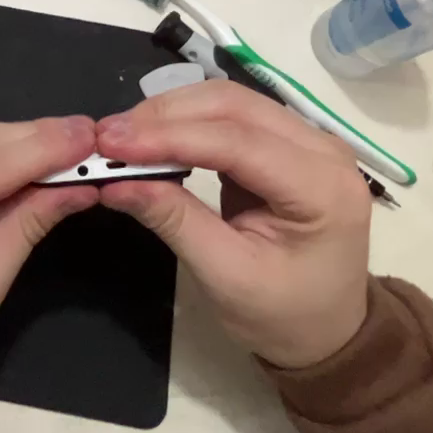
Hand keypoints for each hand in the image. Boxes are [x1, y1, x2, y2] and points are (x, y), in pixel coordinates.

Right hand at [95, 82, 371, 368]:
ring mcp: (305, 139)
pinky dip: (182, 120)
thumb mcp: (224, 276)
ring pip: (227, 101)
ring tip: (120, 137)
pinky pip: (227, 114)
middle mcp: (322, 149)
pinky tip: (150, 137)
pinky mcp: (283, 141)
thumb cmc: (281, 314)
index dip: (169, 137)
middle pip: (232, 106)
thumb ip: (173, 220)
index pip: (237, 142)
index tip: (110, 143)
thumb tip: (114, 183)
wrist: (325, 331)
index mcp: (321, 189)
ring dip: (168, 113)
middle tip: (106, 138)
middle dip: (162, 116)